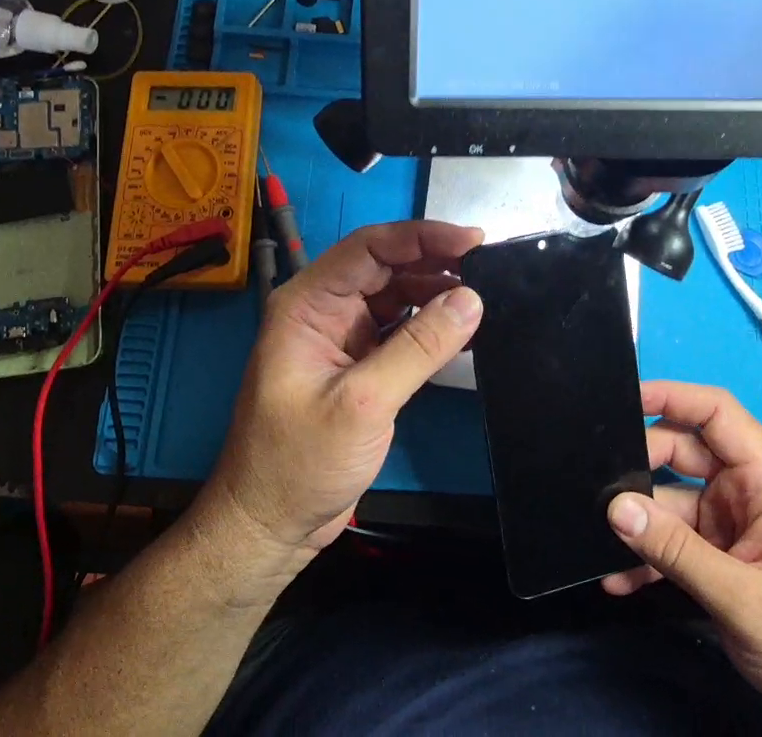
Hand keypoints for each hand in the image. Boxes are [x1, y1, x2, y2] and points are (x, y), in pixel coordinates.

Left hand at [196, 220, 484, 580]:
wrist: (270, 525)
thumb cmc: (300, 462)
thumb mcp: (362, 403)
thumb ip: (418, 348)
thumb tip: (472, 299)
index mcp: (308, 304)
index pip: (369, 249)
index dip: (422, 237)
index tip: (474, 239)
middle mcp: (324, 311)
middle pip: (386, 268)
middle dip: (436, 262)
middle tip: (491, 266)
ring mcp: (343, 339)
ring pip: (397, 298)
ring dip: (438, 294)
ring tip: (488, 296)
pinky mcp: (360, 367)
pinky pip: (401, 332)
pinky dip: (432, 328)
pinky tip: (466, 330)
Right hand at [603, 382, 761, 734]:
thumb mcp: (744, 599)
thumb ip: (677, 552)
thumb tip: (615, 507)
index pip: (718, 415)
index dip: (672, 396)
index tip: (621, 398)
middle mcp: (747, 492)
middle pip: (683, 452)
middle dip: (639, 464)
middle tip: (593, 488)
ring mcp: (733, 524)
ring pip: (670, 501)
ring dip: (636, 521)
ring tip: (592, 537)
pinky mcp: (722, 557)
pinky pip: (675, 542)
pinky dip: (647, 558)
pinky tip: (616, 580)